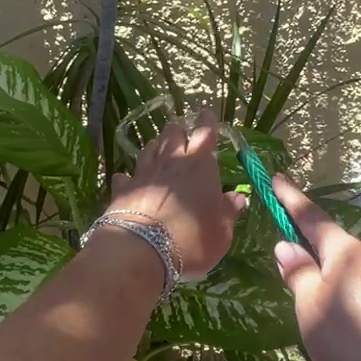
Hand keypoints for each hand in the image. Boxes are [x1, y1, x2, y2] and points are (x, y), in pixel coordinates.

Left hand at [98, 107, 247, 279]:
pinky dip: (129, 176)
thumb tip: (237, 197)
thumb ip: (228, 212)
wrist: (141, 248)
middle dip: (179, 130)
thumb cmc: (191, 240)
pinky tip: (128, 179)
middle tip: (183, 134)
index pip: (205, 132)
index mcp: (200, 165)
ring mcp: (145, 172)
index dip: (207, 121)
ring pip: (150, 148)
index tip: (207, 112)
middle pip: (173, 132)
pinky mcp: (124, 187)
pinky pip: (126, 175)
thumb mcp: (221, 233)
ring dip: (156, 147)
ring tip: (160, 150)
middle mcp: (171, 161)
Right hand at [270, 175, 360, 360]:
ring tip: (324, 355)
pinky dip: (351, 335)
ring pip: (348, 292)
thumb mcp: (310, 307)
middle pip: (332, 255)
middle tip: (295, 294)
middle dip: (312, 272)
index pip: (312, 216)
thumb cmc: (353, 343)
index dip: (291, 198)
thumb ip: (298, 274)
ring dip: (332, 315)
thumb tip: (288, 246)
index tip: (277, 178)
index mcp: (346, 252)